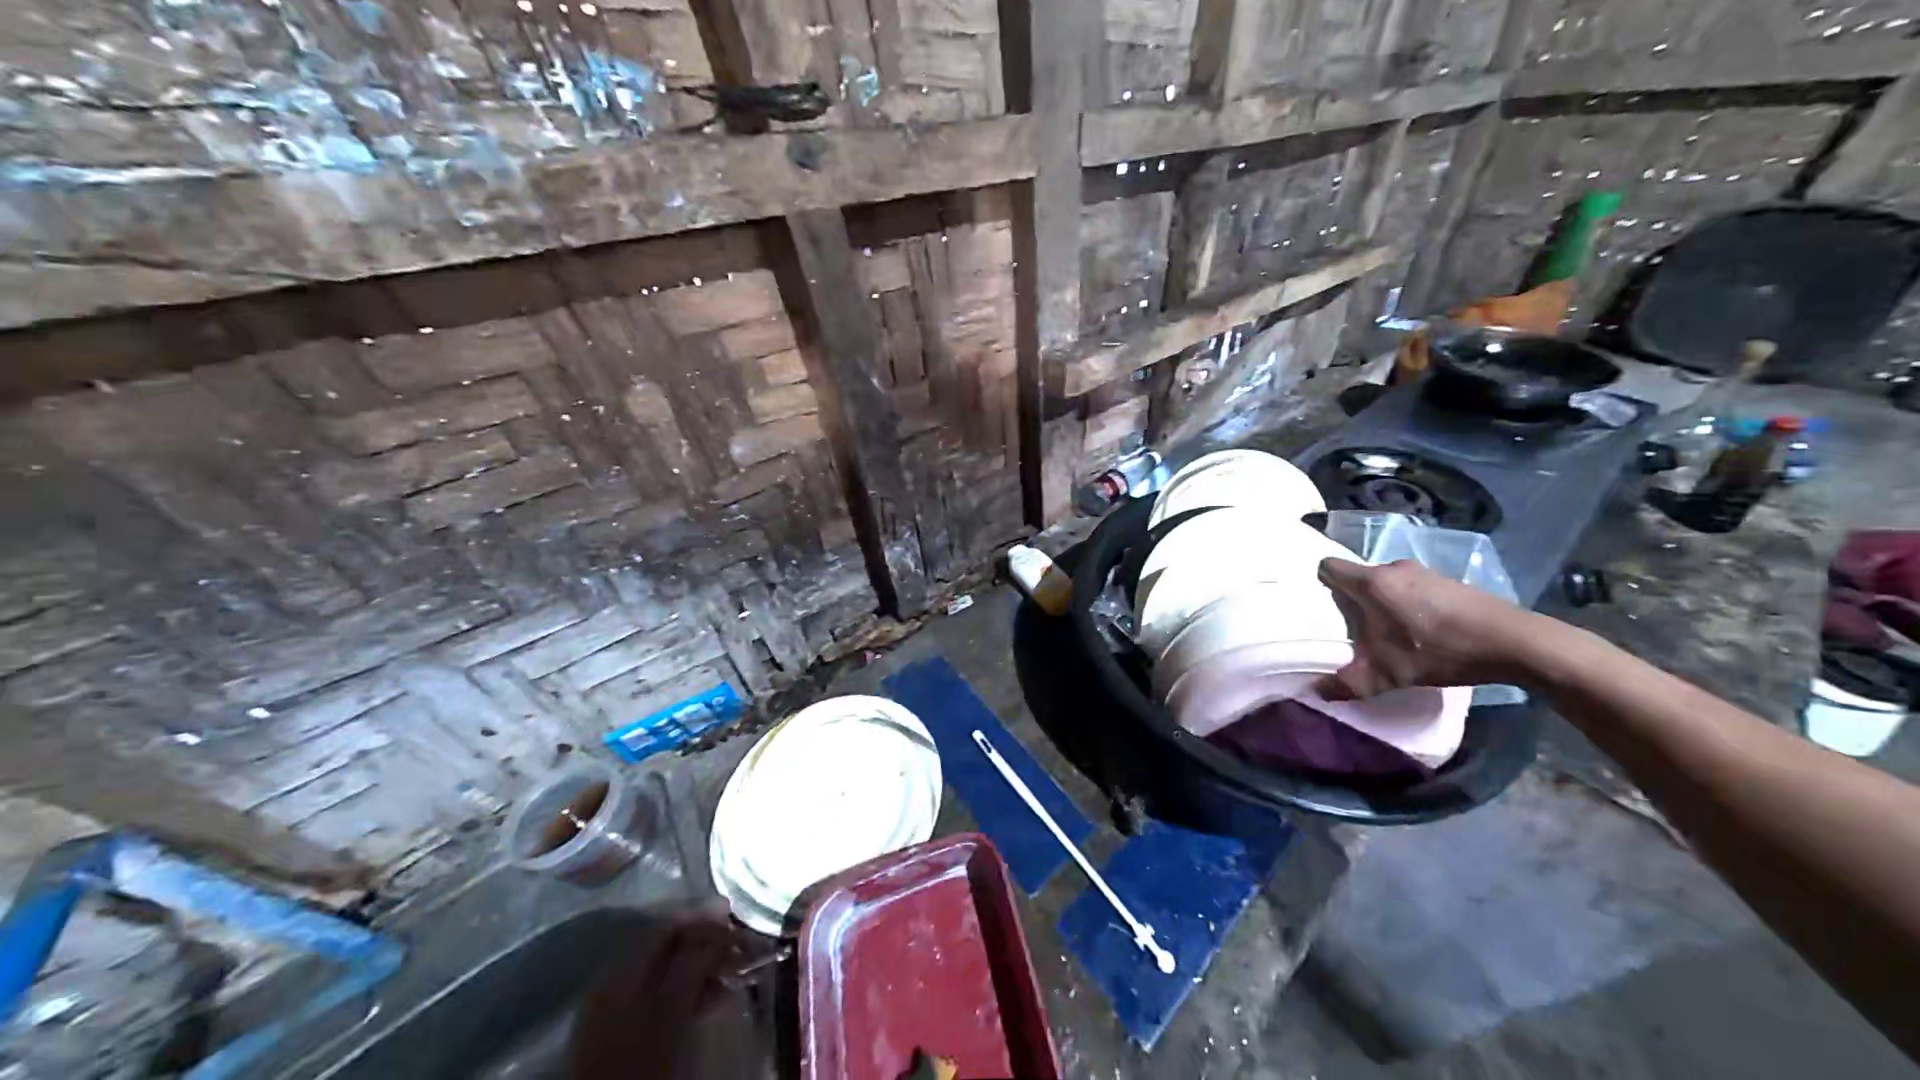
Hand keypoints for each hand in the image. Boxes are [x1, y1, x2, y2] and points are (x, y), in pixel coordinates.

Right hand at [1317, 557, 1537, 699]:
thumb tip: (1317, 691)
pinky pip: (1412, 587)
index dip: (1320, 583)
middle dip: (1353, 599)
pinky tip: (1421, 630)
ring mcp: (1424, 571)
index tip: (1323, 607)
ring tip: (1389, 632)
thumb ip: (1348, 683)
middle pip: (1358, 577)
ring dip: (1383, 603)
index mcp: (1372, 582)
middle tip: (1355, 629)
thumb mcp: (1388, 675)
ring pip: (1387, 583)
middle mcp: (1394, 568)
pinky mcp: (1448, 580)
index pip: (1329, 567)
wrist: (1514, 642)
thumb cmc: (1439, 650)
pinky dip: (1408, 604)